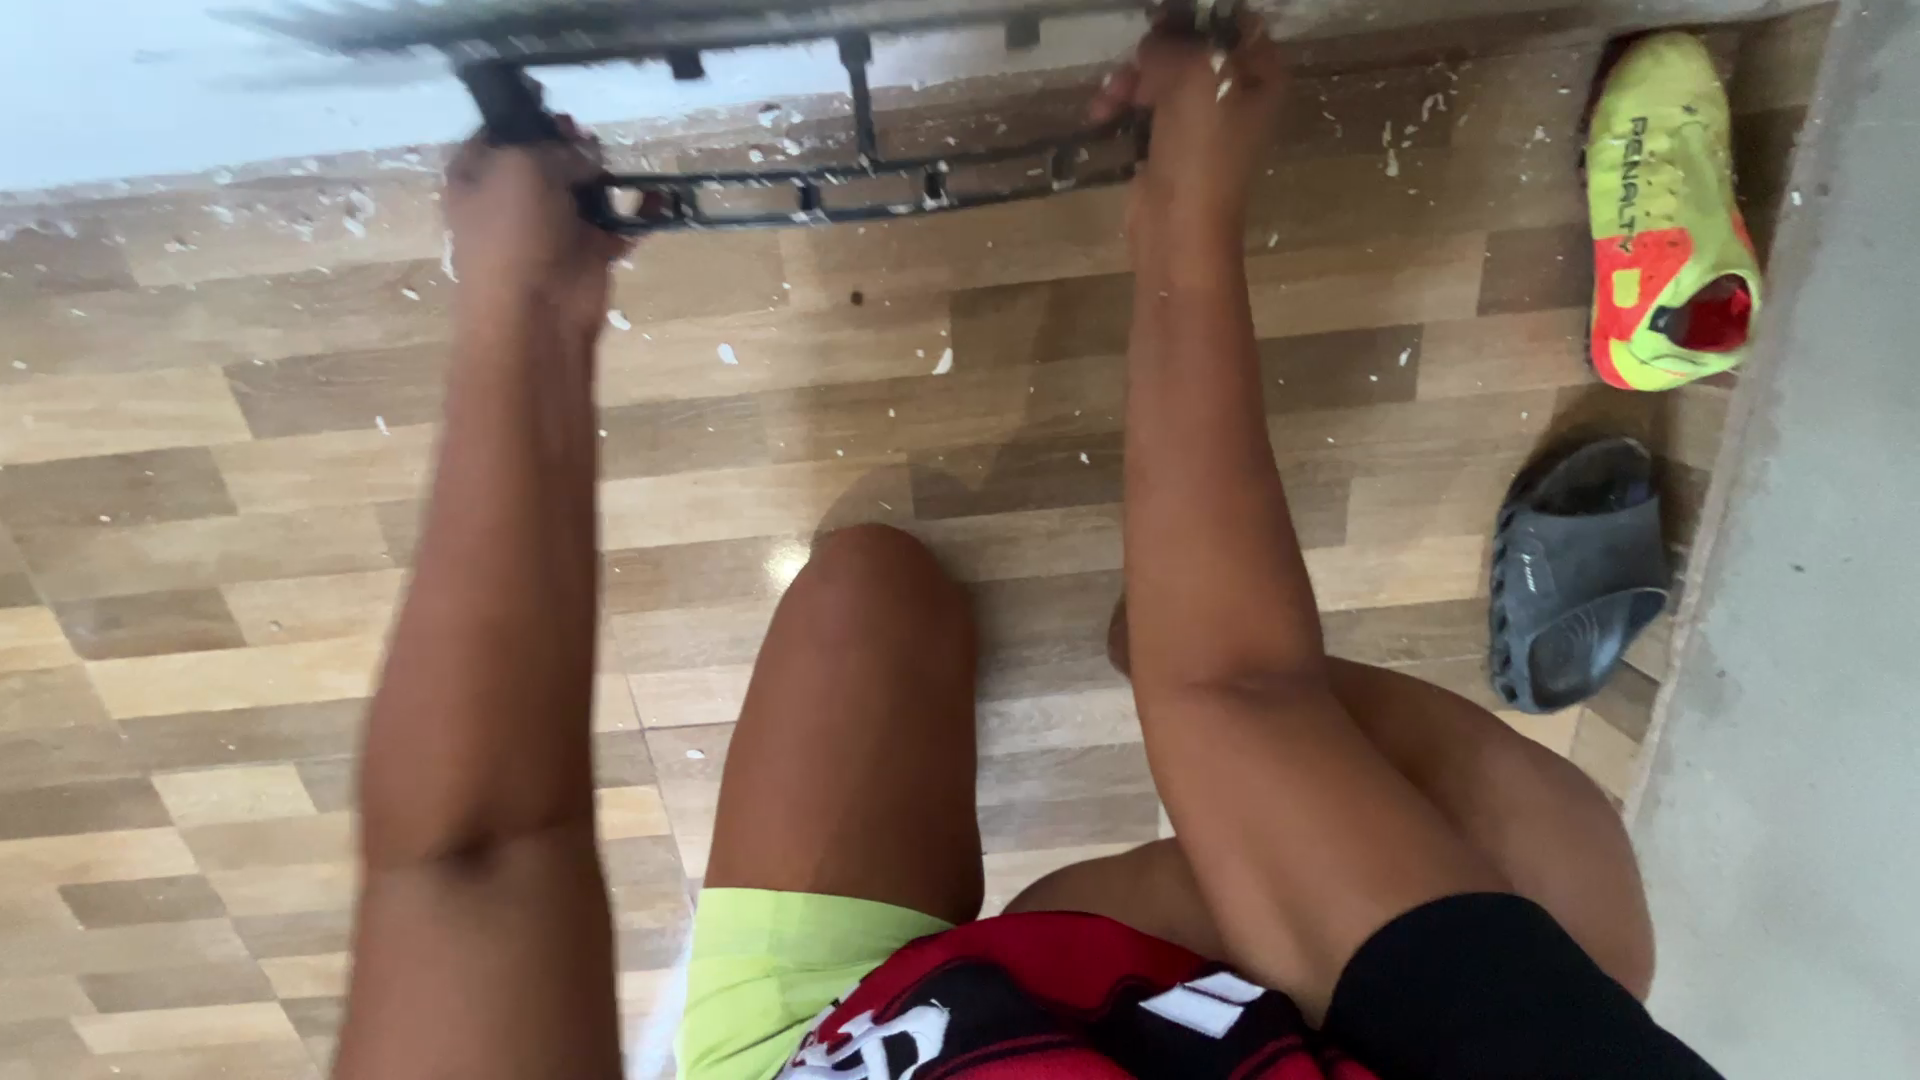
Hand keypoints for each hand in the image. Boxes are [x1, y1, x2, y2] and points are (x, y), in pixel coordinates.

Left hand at [443, 118, 630, 331]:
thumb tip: (588, 153)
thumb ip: (556, 149)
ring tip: (619, 166)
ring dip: (605, 178)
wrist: (537, 312)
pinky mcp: (590, 255)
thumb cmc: (513, 235)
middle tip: (589, 137)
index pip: (499, 135)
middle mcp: (513, 201)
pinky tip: (656, 198)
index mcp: (477, 177)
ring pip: (585, 192)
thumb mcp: (522, 167)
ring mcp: (554, 229)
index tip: (555, 108)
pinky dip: (638, 214)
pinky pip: (618, 227)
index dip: (527, 119)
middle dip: (571, 147)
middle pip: (547, 161)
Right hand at [1091, 14, 1285, 243]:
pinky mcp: (1165, 148)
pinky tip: (1101, 114)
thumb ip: (1173, 45)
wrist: (1178, 231)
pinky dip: (1121, 107)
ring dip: (1129, 80)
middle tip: (1134, 63)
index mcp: (1259, 74)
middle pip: (1190, 47)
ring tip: (1109, 98)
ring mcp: (1198, 124)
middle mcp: (1233, 94)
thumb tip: (1151, 50)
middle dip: (1154, 51)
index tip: (1158, 16)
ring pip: (1160, 78)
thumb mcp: (1194, 76)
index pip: (1230, 22)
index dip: (1193, 14)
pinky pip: (1142, 110)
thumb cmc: (1200, 153)